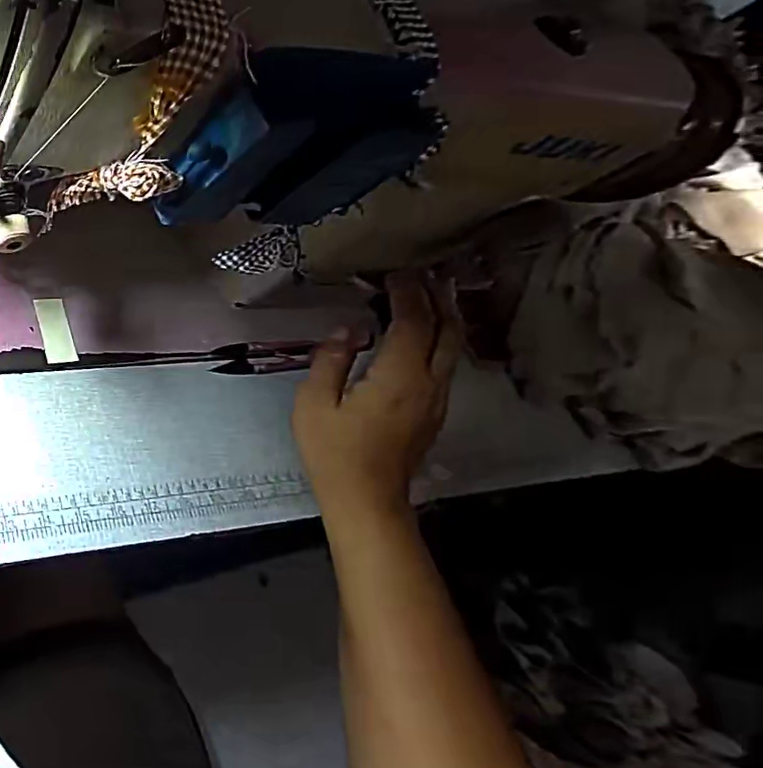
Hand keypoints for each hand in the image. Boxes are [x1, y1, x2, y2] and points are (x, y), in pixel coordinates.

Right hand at [292, 270, 464, 524]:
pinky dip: (437, 340)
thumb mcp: (314, 402)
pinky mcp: (433, 411)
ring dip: (444, 318)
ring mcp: (437, 400)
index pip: (413, 324)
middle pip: (447, 332)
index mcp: (399, 378)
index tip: (398, 272)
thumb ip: (331, 362)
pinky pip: (444, 364)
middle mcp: (429, 384)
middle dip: (438, 300)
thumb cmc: (332, 449)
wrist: (366, 495)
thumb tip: (348, 331)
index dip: (408, 295)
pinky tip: (422, 335)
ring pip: (452, 349)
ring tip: (431, 295)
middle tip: (426, 274)